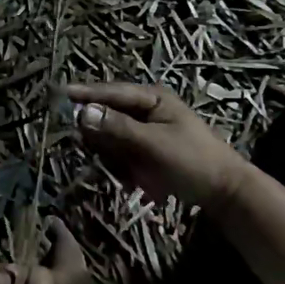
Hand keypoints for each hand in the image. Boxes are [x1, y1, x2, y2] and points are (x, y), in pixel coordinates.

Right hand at [67, 82, 248, 208]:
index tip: (60, 92)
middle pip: (108, 113)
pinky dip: (118, 164)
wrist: (224, 191)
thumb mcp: (154, 143)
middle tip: (79, 140)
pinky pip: (120, 153)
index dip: (86, 93)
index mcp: (152, 99)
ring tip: (118, 169)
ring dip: (108, 151)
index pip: (112, 92)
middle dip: (95, 129)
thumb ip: (118, 128)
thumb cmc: (192, 160)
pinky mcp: (145, 152)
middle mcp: (146, 110)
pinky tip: (129, 179)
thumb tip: (83, 113)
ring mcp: (145, 132)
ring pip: (111, 135)